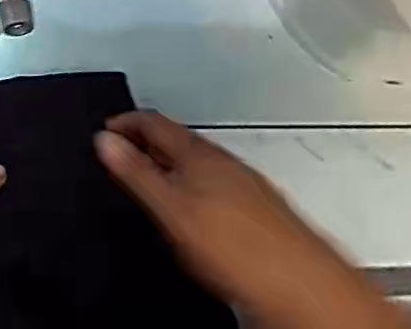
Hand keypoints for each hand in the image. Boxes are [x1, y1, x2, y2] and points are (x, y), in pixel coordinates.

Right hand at [97, 112, 407, 328]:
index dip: (124, 122)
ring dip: (170, 166)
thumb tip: (103, 139)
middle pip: (176, 139)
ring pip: (197, 163)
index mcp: (197, 151)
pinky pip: (216, 184)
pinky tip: (195, 215)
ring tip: (152, 184)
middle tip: (122, 156)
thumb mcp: (171, 209)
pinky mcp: (260, 210)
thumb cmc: (238, 248)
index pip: (151, 120)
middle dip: (146, 144)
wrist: (306, 291)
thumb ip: (136, 172)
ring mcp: (244, 183)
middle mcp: (222, 159)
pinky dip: (194, 187)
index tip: (105, 132)